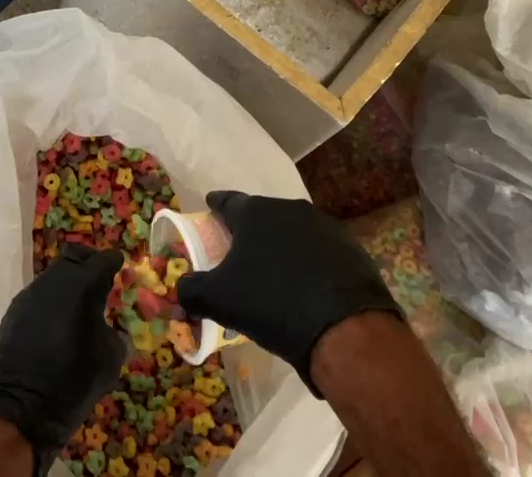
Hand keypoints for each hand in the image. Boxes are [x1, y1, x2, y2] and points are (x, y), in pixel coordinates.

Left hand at [0, 245, 126, 467]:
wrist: (22, 407)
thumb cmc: (74, 381)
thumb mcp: (110, 358)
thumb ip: (112, 331)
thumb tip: (104, 324)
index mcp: (82, 286)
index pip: (101, 260)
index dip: (113, 261)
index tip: (119, 264)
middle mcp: (54, 282)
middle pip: (74, 258)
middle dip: (88, 263)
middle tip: (100, 279)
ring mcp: (30, 294)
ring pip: (53, 276)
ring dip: (68, 284)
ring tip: (78, 305)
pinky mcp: (14, 310)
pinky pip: (39, 295)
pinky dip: (52, 301)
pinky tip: (57, 322)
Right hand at [176, 191, 402, 395]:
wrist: (343, 329)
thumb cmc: (271, 304)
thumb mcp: (219, 301)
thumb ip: (191, 291)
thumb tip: (179, 291)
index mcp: (255, 213)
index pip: (228, 201)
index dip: (216, 206)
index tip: (210, 209)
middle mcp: (290, 209)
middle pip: (262, 214)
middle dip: (250, 228)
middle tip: (240, 248)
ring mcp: (325, 227)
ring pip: (293, 230)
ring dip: (282, 244)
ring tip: (275, 270)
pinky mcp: (352, 249)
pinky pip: (320, 250)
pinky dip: (310, 261)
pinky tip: (307, 285)